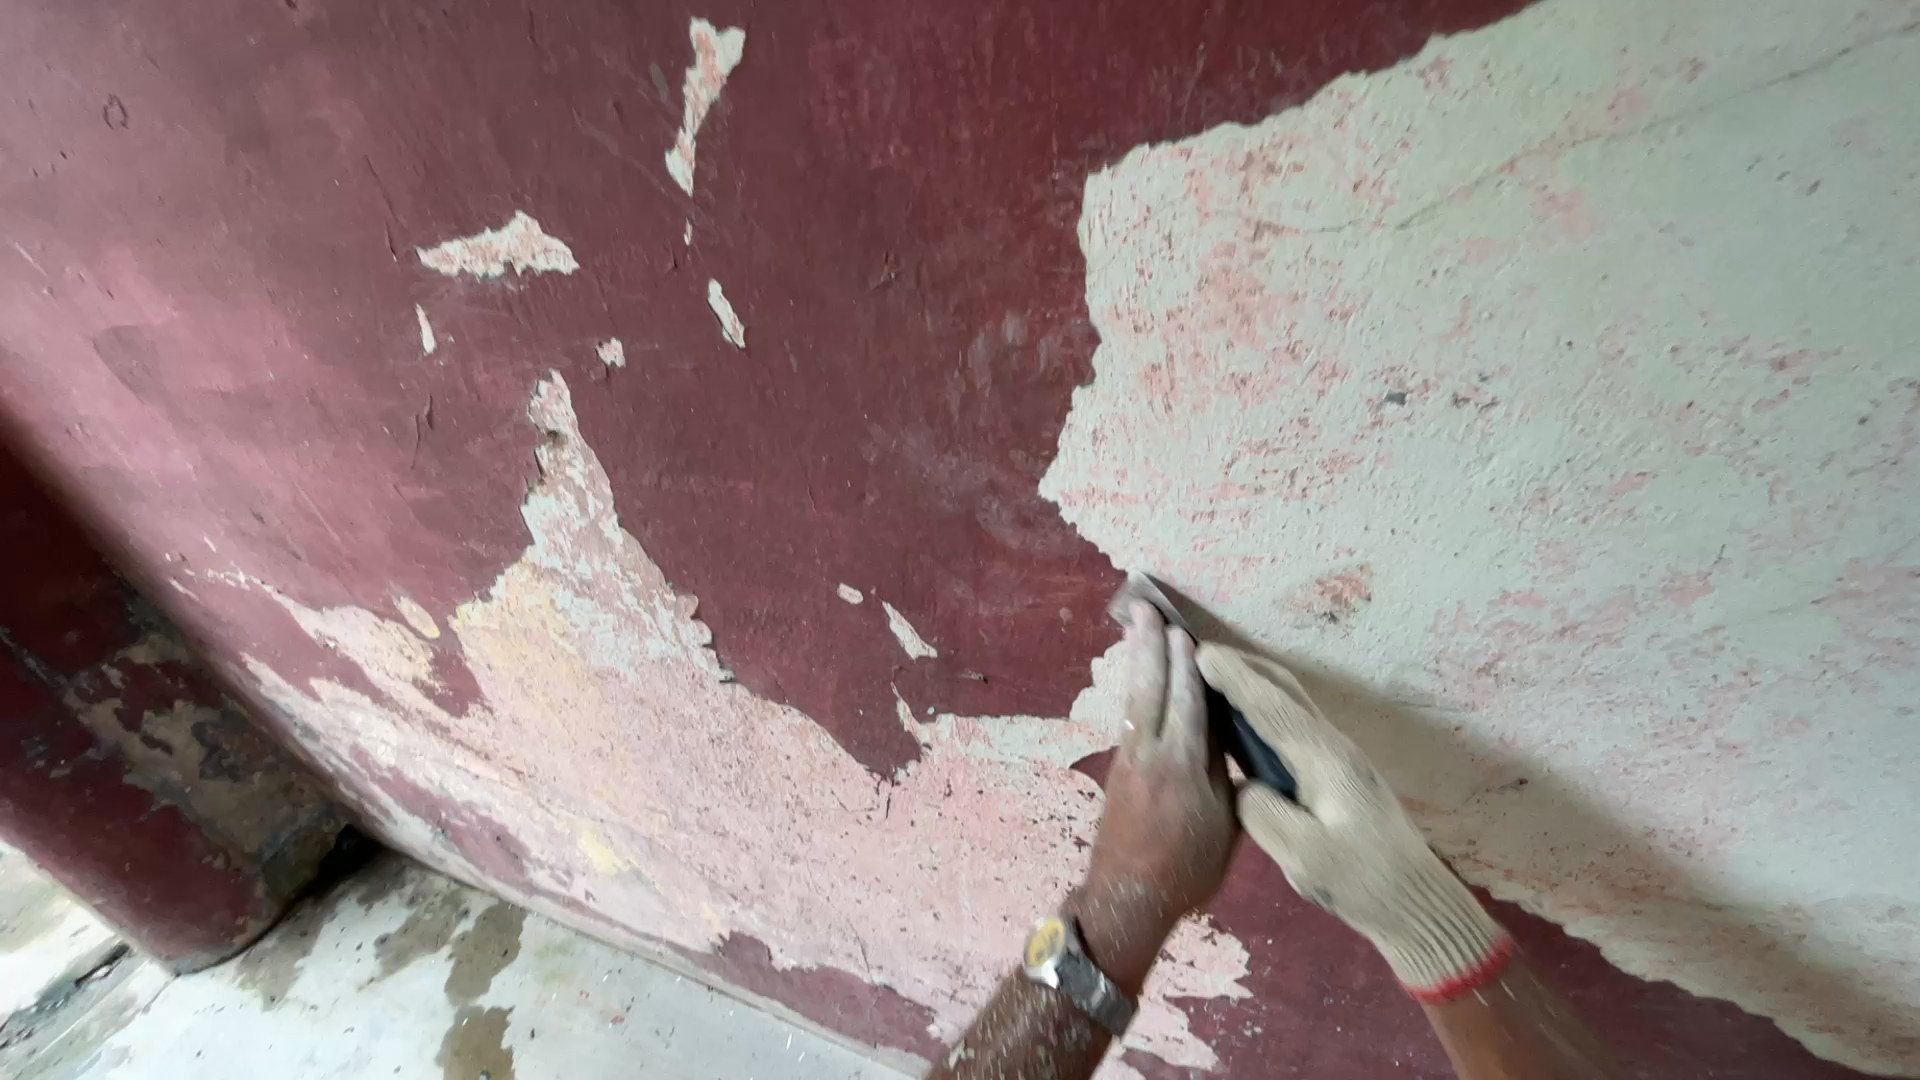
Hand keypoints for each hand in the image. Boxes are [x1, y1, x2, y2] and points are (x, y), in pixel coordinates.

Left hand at [1074, 601, 1236, 987]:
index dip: (1187, 667)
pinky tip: (1134, 671)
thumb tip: (1220, 728)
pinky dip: (1131, 685)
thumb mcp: (1223, 825)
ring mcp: (1128, 755)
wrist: (1128, 894)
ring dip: (1136, 658)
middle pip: (1151, 688)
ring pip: (1134, 696)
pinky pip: (1127, 713)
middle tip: (1146, 609)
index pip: (1187, 705)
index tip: (1186, 633)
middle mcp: (1150, 752)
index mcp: (1182, 767)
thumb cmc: (1187, 868)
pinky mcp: (1118, 763)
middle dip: (1150, 647)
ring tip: (1135, 625)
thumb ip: (1221, 772)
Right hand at [1197, 644, 1511, 1000]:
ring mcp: (1334, 756)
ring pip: (1287, 701)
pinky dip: (1259, 705)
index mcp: (1324, 759)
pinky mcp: (1331, 772)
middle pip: (1283, 688)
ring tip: (1209, 675)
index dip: (1234, 678)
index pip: (1271, 705)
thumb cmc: (1363, 881)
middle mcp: (1330, 745)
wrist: (1418, 906)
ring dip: (1250, 681)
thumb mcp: (1304, 857)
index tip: (1200, 653)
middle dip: (1241, 664)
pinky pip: (1288, 722)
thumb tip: (1243, 786)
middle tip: (1197, 653)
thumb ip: (1263, 813)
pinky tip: (1236, 717)